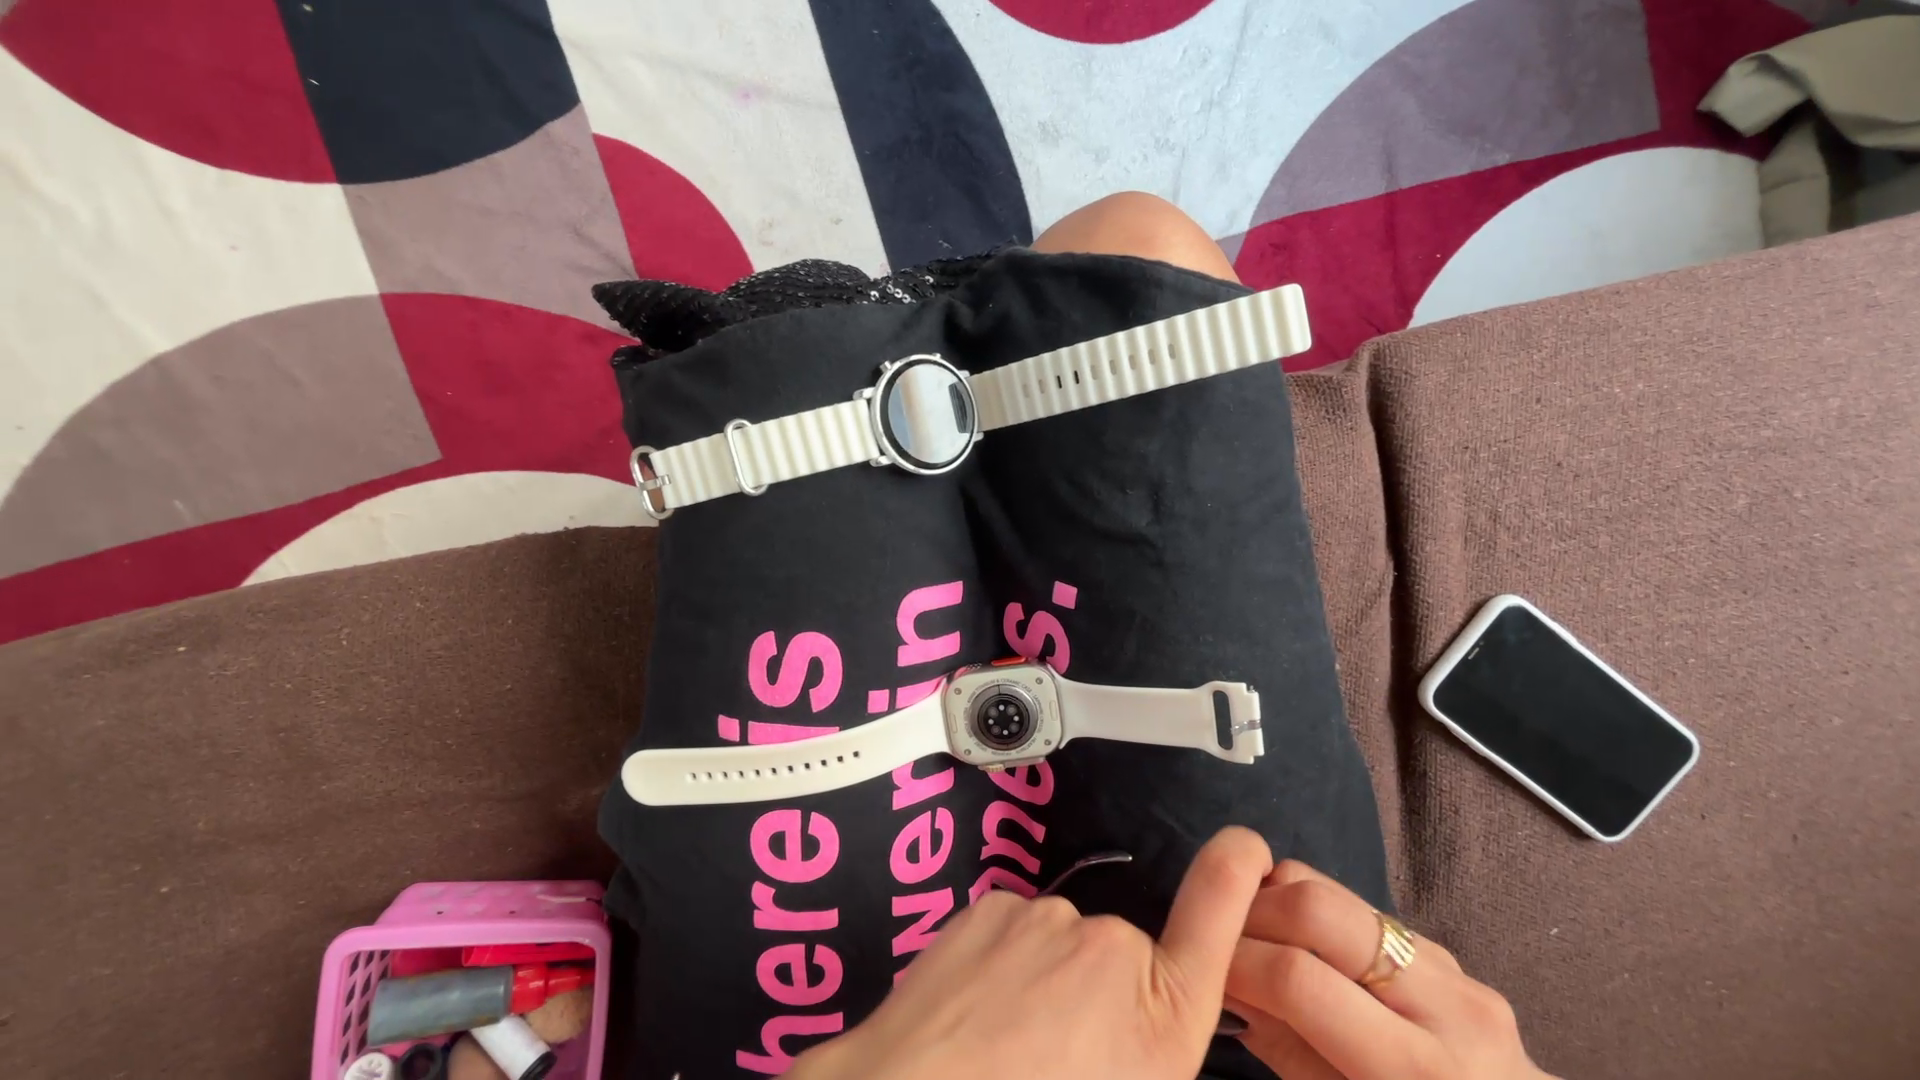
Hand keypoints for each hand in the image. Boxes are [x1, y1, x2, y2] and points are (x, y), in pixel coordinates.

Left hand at [791, 827, 1273, 1079]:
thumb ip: (1147, 1045)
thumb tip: (1128, 1030)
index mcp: (1161, 1010)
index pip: (1218, 911)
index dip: (1237, 869)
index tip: (1246, 844)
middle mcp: (1112, 948)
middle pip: (1119, 957)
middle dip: (1095, 993)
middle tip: (1052, 1052)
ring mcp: (1048, 918)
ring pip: (1058, 945)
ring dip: (1042, 979)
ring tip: (1002, 1040)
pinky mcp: (992, 905)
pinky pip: (1014, 931)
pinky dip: (1002, 961)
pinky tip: (975, 1010)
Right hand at [1226, 860, 1555, 1079]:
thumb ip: (1282, 1049)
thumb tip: (1218, 983)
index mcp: (1418, 1071)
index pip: (1299, 979)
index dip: (1234, 963)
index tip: (1199, 965)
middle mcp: (1446, 1003)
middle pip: (1317, 908)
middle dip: (1250, 911)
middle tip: (1217, 936)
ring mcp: (1453, 968)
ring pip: (1332, 890)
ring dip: (1273, 901)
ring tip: (1246, 935)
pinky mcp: (1445, 951)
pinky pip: (1355, 908)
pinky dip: (1305, 913)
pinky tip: (1292, 946)